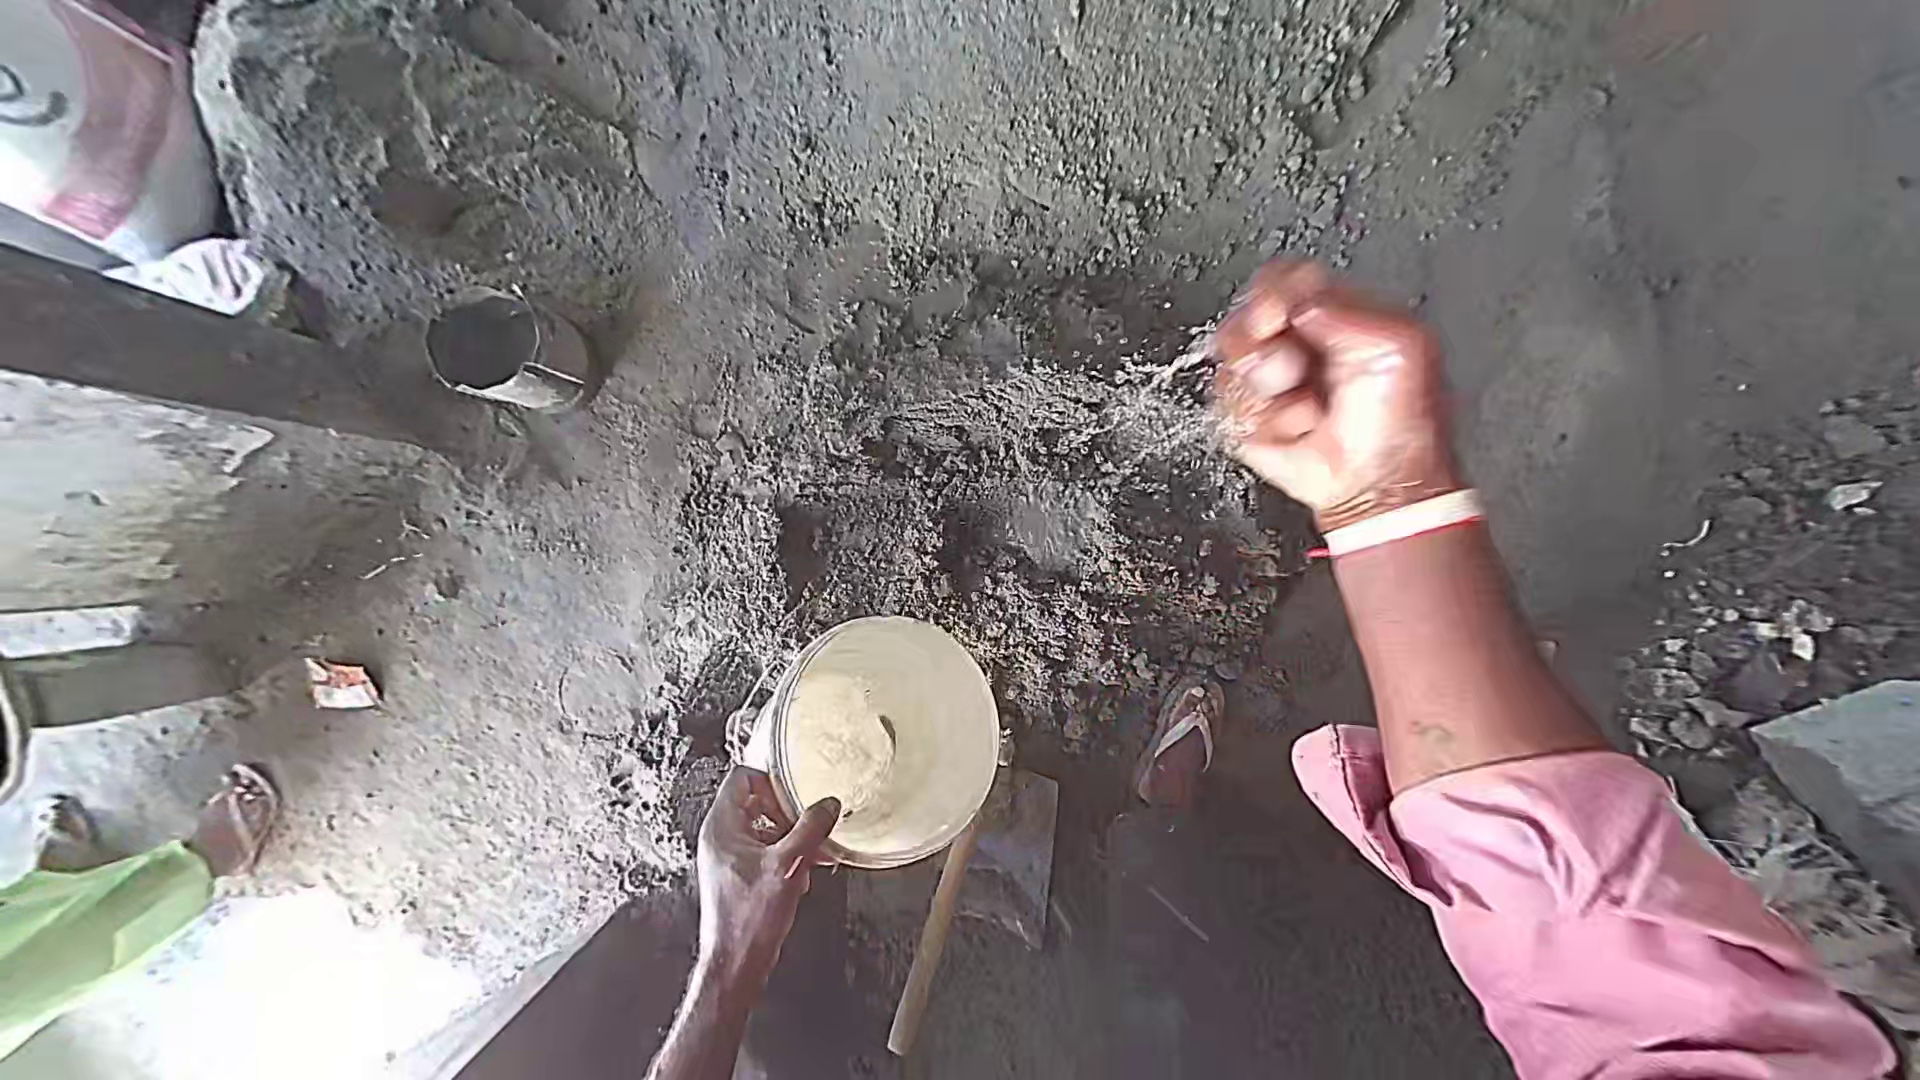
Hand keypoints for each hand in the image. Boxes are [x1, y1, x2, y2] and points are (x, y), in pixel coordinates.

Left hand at [695, 766, 839, 988]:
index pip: (742, 777)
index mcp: (722, 827)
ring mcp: (731, 857)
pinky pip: (768, 848)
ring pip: (766, 826)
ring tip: (814, 847)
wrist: (737, 968)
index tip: (793, 790)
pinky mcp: (742, 875)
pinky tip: (806, 869)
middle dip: (788, 810)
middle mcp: (722, 838)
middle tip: (808, 820)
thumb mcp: (788, 864)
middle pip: (757, 800)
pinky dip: (789, 853)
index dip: (770, 779)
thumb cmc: (749, 920)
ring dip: (793, 834)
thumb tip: (828, 804)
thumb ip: (811, 828)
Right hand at [1213, 261, 1461, 530]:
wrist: (1370, 479)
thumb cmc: (1396, 420)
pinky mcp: (1242, 414)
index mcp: (1330, 314)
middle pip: (1243, 319)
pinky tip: (1290, 428)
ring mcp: (1264, 379)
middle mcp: (1292, 342)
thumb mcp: (1399, 344)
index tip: (1280, 317)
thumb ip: (1345, 309)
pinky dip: (1256, 417)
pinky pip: (1224, 401)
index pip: (1281, 280)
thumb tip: (1294, 301)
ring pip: (1229, 361)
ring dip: (1265, 389)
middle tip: (1292, 370)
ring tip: (1304, 408)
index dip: (1272, 295)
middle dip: (1264, 348)